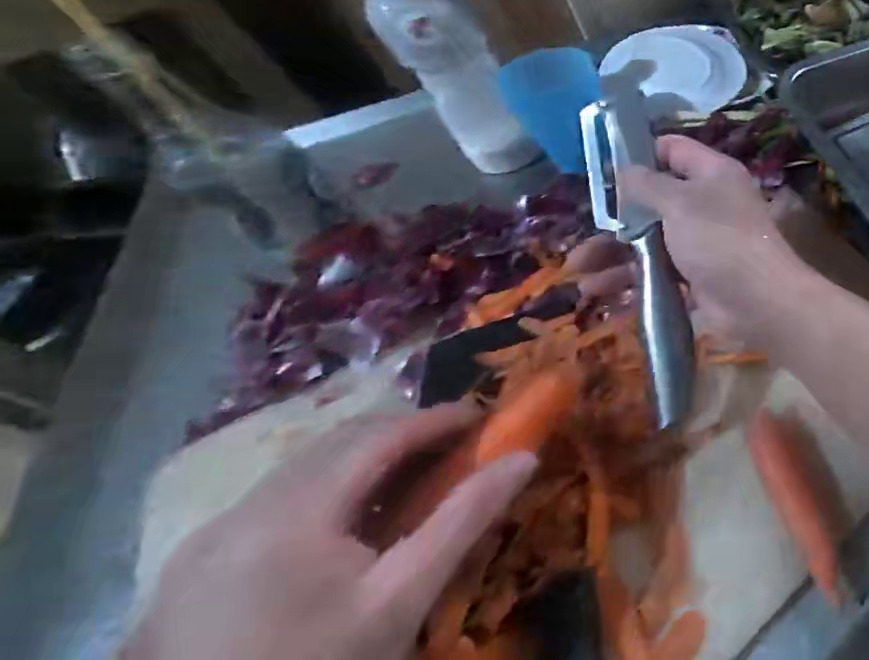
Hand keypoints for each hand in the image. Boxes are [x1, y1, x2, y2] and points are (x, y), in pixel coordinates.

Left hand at [124, 405, 536, 659]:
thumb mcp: (402, 599)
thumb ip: (465, 519)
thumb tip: (526, 458)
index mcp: (287, 516)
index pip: (377, 436)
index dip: (438, 419)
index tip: (489, 419)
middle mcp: (237, 514)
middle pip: (338, 443)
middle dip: (407, 435)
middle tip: (461, 448)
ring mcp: (204, 544)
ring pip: (306, 469)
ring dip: (369, 461)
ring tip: (419, 481)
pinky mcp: (192, 572)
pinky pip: (277, 502)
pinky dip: (332, 491)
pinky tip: (359, 525)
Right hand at [564, 135, 809, 349]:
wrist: (759, 300)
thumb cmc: (719, 239)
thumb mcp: (680, 203)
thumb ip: (648, 185)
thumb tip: (625, 169)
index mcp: (713, 174)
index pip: (674, 150)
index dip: (641, 154)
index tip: (602, 168)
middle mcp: (709, 203)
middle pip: (655, 200)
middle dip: (617, 216)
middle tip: (584, 228)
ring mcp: (703, 242)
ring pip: (651, 240)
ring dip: (614, 254)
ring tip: (578, 270)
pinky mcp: (697, 276)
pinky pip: (656, 273)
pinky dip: (630, 281)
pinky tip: (599, 293)